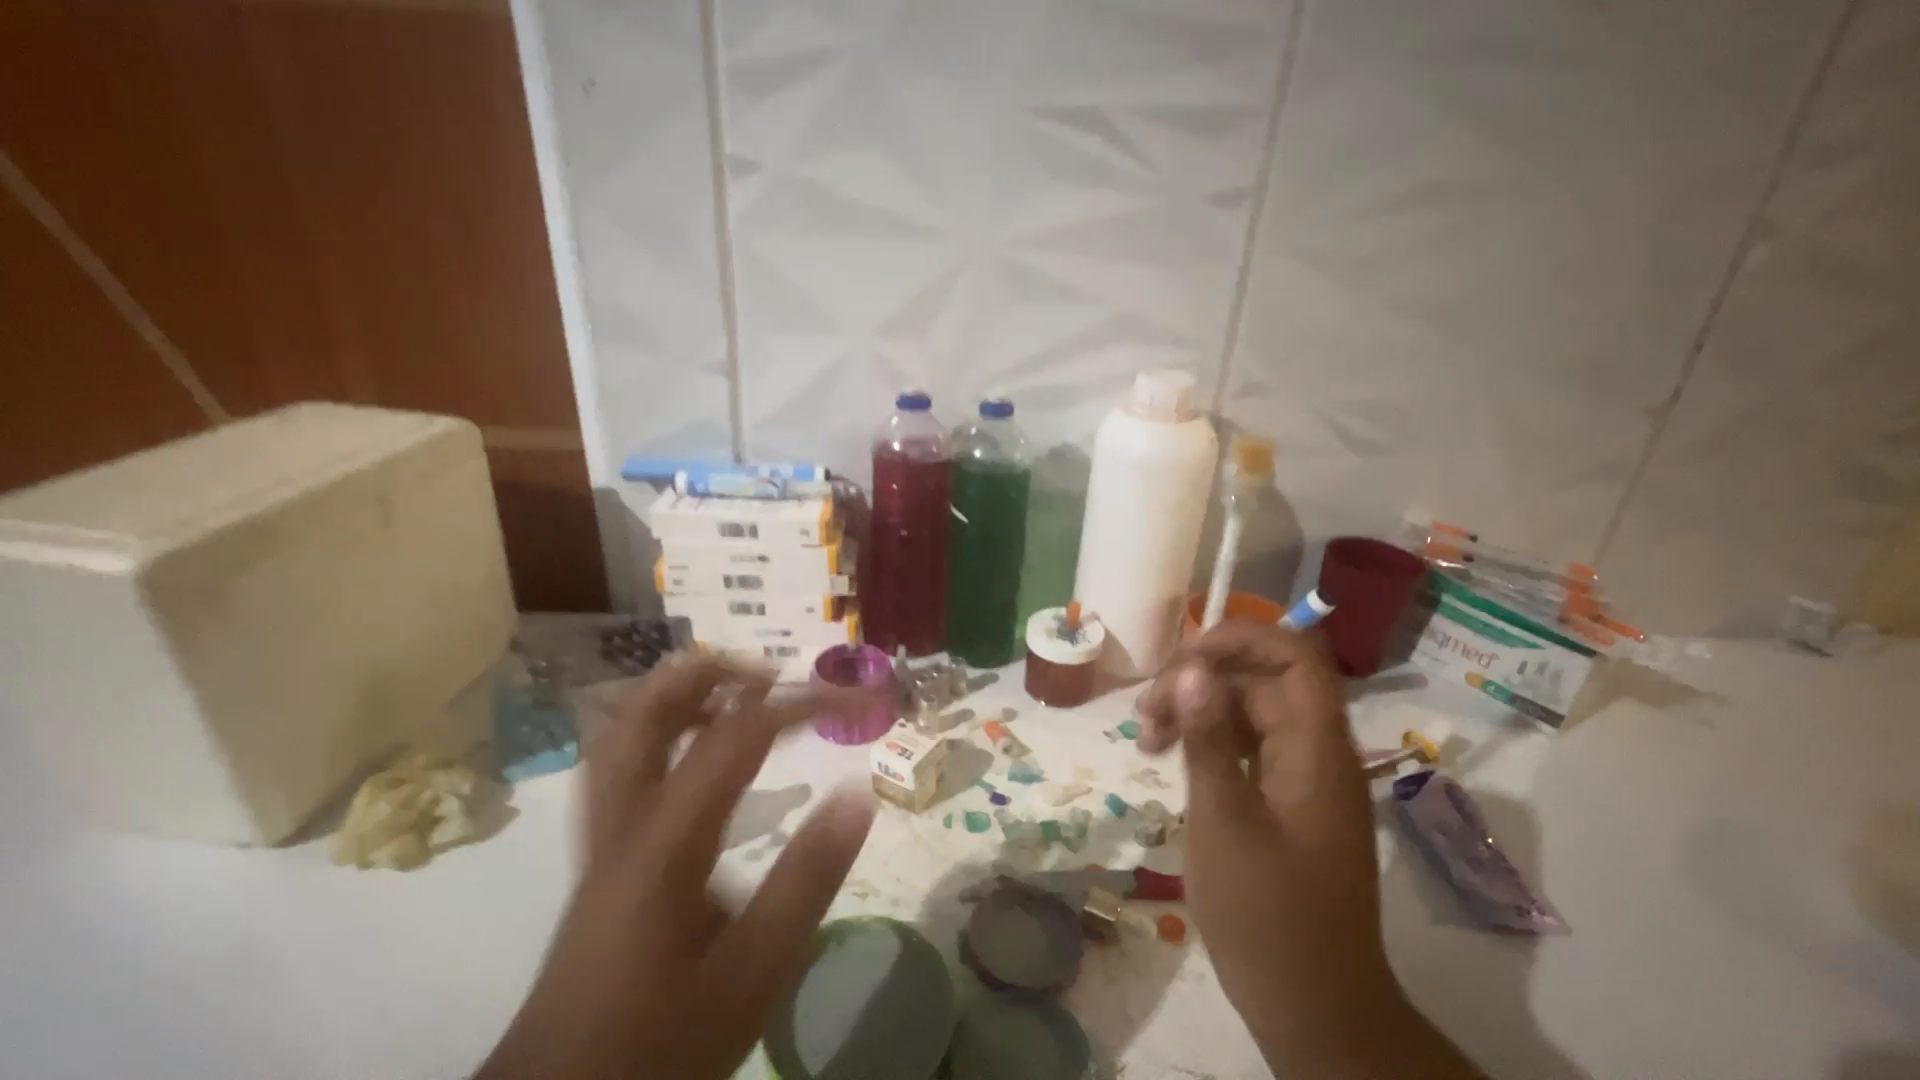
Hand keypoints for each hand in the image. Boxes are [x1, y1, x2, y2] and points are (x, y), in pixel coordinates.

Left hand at [477, 656, 877, 1079]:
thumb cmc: (666, 1039)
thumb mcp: (755, 968)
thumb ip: (808, 878)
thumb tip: (857, 792)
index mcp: (664, 841)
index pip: (736, 737)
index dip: (800, 704)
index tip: (855, 700)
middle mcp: (622, 821)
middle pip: (646, 712)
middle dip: (709, 674)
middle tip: (770, 668)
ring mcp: (600, 838)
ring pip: (621, 734)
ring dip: (677, 696)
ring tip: (734, 690)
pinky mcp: (598, 860)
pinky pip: (619, 765)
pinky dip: (658, 732)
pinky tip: (691, 754)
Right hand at [1136, 622, 1481, 1077]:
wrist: (1315, 1007)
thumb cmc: (1266, 915)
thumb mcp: (1224, 821)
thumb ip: (1208, 740)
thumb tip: (1191, 670)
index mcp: (1317, 749)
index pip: (1295, 656)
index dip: (1240, 639)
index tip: (1179, 659)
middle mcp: (1318, 755)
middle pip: (1264, 684)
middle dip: (1200, 683)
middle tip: (1144, 718)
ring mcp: (1306, 784)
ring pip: (1253, 718)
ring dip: (1199, 715)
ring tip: (1147, 742)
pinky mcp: (1290, 810)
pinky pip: (1253, 755)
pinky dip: (1212, 748)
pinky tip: (1173, 765)